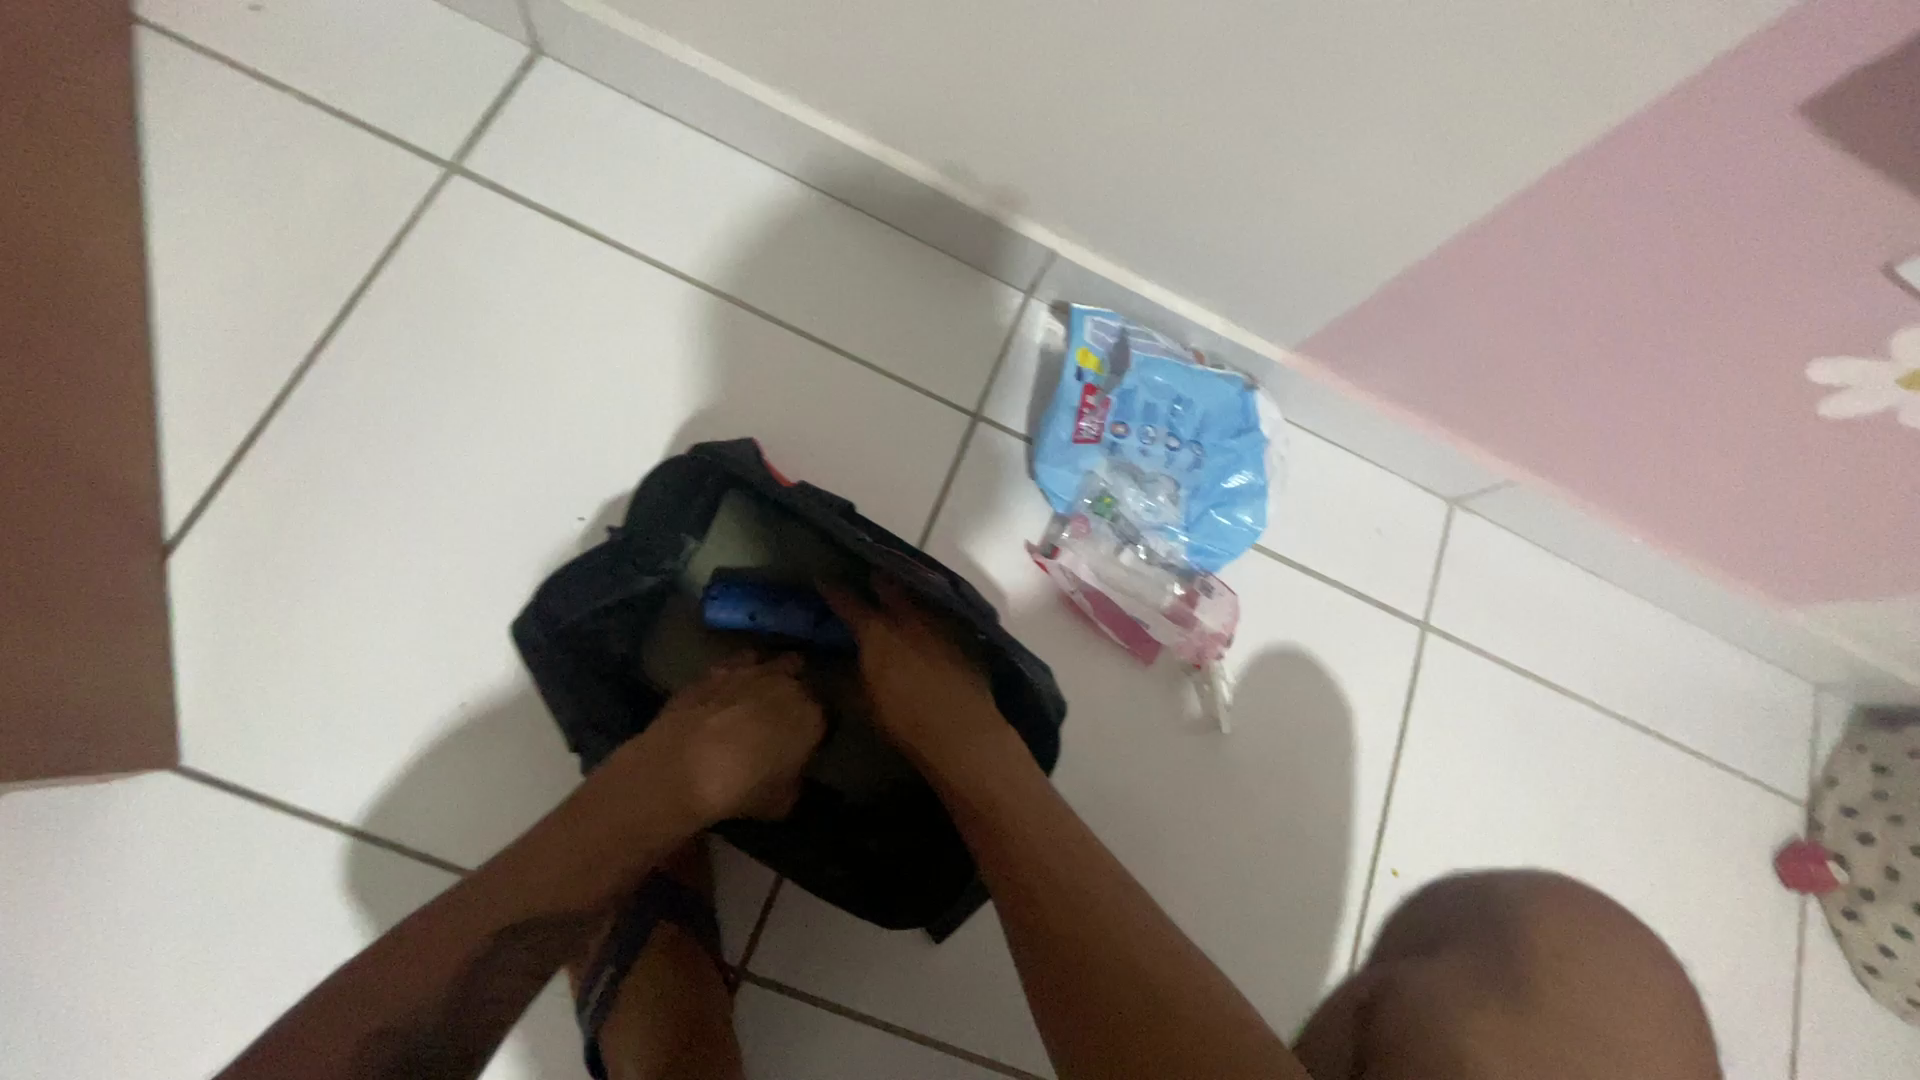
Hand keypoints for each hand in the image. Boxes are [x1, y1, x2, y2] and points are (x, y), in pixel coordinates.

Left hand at [598, 653, 826, 827]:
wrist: (683, 766)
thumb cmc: (742, 789)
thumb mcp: (781, 803)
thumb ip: (795, 783)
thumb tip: (792, 777)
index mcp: (814, 716)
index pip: (830, 715)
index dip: (820, 729)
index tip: (810, 742)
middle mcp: (791, 685)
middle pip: (806, 682)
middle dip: (801, 696)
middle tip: (787, 717)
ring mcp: (754, 670)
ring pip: (779, 662)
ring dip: (777, 675)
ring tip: (764, 694)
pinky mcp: (719, 668)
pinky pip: (741, 662)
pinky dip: (742, 671)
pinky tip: (731, 688)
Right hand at [823, 577, 1011, 772]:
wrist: (962, 729)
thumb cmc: (904, 719)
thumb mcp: (862, 703)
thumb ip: (840, 680)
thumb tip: (817, 665)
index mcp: (876, 631)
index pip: (847, 602)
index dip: (832, 589)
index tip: (823, 579)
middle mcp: (908, 617)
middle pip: (889, 586)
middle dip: (877, 580)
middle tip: (870, 577)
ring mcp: (940, 623)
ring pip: (919, 598)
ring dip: (907, 595)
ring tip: (901, 597)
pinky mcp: (965, 635)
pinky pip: (943, 616)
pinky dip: (932, 616)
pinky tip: (932, 625)